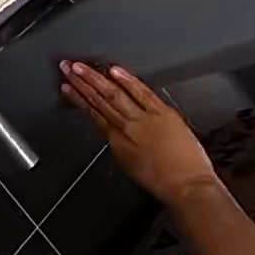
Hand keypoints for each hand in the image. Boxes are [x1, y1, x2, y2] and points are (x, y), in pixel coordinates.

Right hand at [61, 62, 221, 205]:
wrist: (188, 188)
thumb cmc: (163, 182)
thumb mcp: (131, 166)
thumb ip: (120, 145)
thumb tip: (113, 132)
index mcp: (119, 143)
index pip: (94, 115)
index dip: (78, 99)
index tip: (67, 87)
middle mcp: (128, 129)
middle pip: (99, 101)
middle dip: (81, 82)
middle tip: (67, 68)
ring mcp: (145, 119)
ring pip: (115, 94)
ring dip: (95, 78)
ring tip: (81, 66)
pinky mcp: (164, 113)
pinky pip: (142, 92)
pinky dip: (128, 80)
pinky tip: (114, 70)